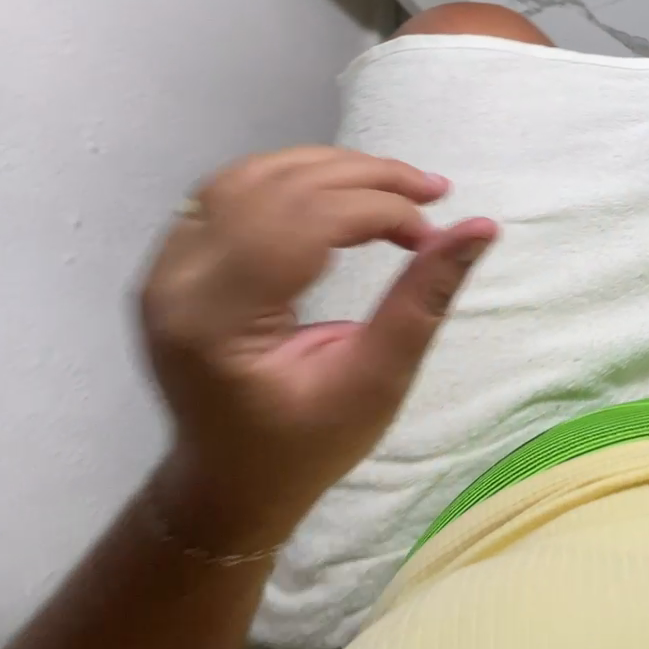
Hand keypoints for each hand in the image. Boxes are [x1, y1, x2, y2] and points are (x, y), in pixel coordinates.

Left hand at [138, 148, 497, 550]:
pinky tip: (342, 191)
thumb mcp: (380, 380)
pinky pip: (234, 188)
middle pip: (278, 186)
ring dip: (334, 167)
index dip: (381, 210)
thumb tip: (482, 227)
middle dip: (367, 177)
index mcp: (218, 321)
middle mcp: (177, 280)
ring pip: (252, 174)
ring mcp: (166, 266)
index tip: (432, 237)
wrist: (229, 481)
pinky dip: (298, 176)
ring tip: (397, 186)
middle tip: (433, 193)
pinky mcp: (176, 259)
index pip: (304, 222)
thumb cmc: (307, 445)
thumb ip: (425, 298)